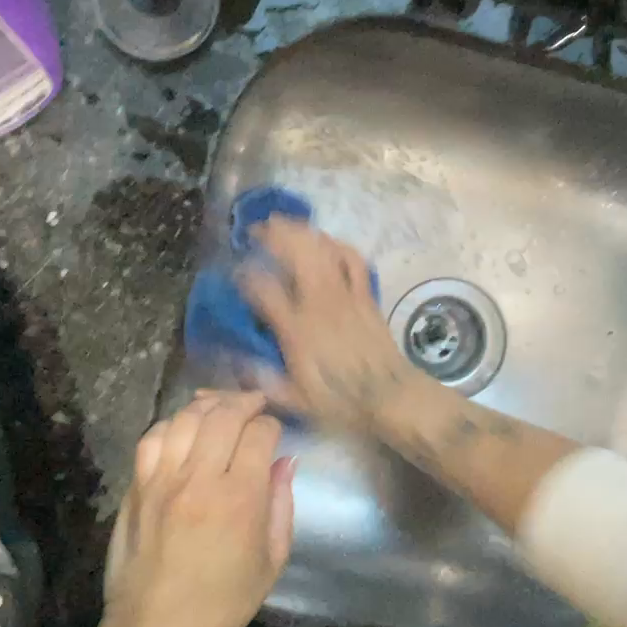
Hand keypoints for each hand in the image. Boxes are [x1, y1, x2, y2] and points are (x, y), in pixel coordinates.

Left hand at [60, 391, 293, 626]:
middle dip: (244, 402)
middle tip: (254, 404)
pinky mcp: (136, 488)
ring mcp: (162, 481)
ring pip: (186, 419)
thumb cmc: (223, 604)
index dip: (272, 426)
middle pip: (223, 415)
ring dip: (208, 406)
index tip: (275, 433)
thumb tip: (285, 461)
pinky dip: (171, 425)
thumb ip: (281, 505)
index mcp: (239, 500)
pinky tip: (184, 429)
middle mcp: (199, 480)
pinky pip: (152, 438)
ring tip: (222, 407)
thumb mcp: (271, 561)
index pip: (259, 434)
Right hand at [238, 218, 418, 433]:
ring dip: (301, 232)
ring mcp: (345, 295)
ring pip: (322, 249)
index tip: (236, 273)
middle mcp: (318, 303)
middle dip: (274, 235)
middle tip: (257, 230)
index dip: (245, 275)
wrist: (390, 396)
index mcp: (296, 329)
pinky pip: (352, 259)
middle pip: (295, 252)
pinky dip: (338, 244)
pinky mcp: (365, 295)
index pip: (263, 289)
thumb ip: (262, 378)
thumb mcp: (294, 398)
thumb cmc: (340, 401)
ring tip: (285, 224)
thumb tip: (237, 360)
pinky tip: (327, 241)